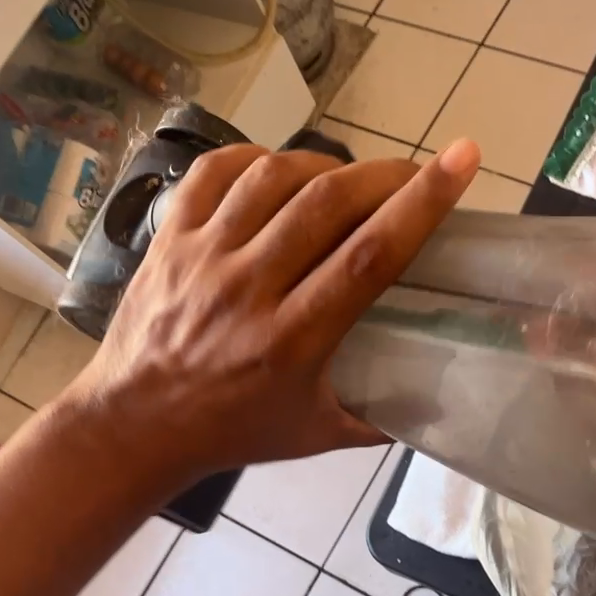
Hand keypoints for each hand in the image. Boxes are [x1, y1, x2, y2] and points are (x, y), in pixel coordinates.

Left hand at [60, 140, 480, 478]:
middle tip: (413, 173)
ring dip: (324, 165)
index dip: (421, 205)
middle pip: (328, 203)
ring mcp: (204, 255)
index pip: (369, 256)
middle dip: (384, 175)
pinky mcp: (170, 238)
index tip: (460, 162)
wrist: (135, 426)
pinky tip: (280, 171)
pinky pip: (215, 172)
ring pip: (274, 177)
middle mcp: (251, 287)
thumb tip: (435, 400)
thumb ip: (378, 418)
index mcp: (295, 339)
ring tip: (347, 180)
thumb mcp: (317, 436)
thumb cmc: (234, 431)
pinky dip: (257, 159)